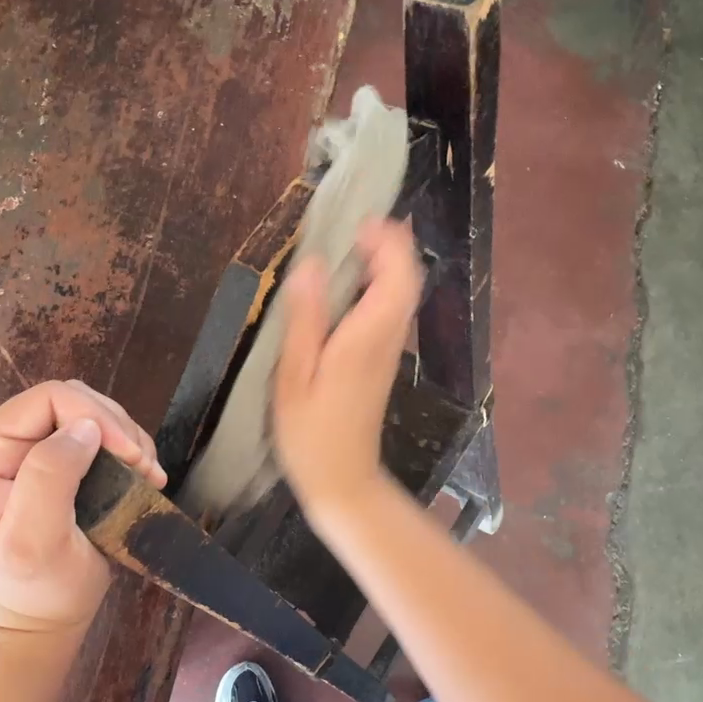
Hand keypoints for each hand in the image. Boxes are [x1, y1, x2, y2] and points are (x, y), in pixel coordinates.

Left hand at [0, 380, 165, 639]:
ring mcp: (29, 451)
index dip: (93, 415)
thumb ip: (49, 479)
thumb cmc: (39, 588)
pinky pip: (98, 432)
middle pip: (68, 400)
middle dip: (114, 426)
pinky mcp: (57, 461)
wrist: (46, 619)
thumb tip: (84, 429)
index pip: (44, 400)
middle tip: (143, 467)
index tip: (129, 455)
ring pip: (88, 412)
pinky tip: (142, 474)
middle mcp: (1, 445)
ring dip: (126, 437)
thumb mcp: (34, 542)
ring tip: (146, 473)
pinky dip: (127, 447)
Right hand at [273, 218, 423, 516]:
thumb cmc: (310, 433)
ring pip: (402, 294)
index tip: (359, 222)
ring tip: (353, 245)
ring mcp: (389, 351)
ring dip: (386, 264)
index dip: (387, 242)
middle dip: (390, 245)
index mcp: (367, 336)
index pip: (396, 276)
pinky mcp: (382, 361)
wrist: (342, 479)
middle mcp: (387, 338)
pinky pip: (391, 311)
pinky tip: (350, 286)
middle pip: (407, 279)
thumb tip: (312, 264)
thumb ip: (305, 318)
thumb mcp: (295, 375)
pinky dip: (379, 286)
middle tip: (357, 226)